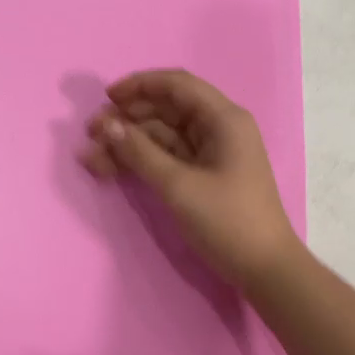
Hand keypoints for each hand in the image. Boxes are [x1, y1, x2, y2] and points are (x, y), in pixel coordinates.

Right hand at [80, 69, 300, 287]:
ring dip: (129, 142)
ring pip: (162, 136)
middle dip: (128, 118)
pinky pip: (166, 157)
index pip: (177, 85)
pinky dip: (140, 161)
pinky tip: (111, 167)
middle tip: (91, 133)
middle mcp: (219, 129)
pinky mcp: (203, 177)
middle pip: (166, 110)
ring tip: (92, 156)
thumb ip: (139, 152)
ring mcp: (211, 154)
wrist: (263, 268)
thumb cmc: (227, 221)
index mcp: (223, 120)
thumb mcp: (178, 186)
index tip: (106, 97)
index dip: (140, 85)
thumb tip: (106, 125)